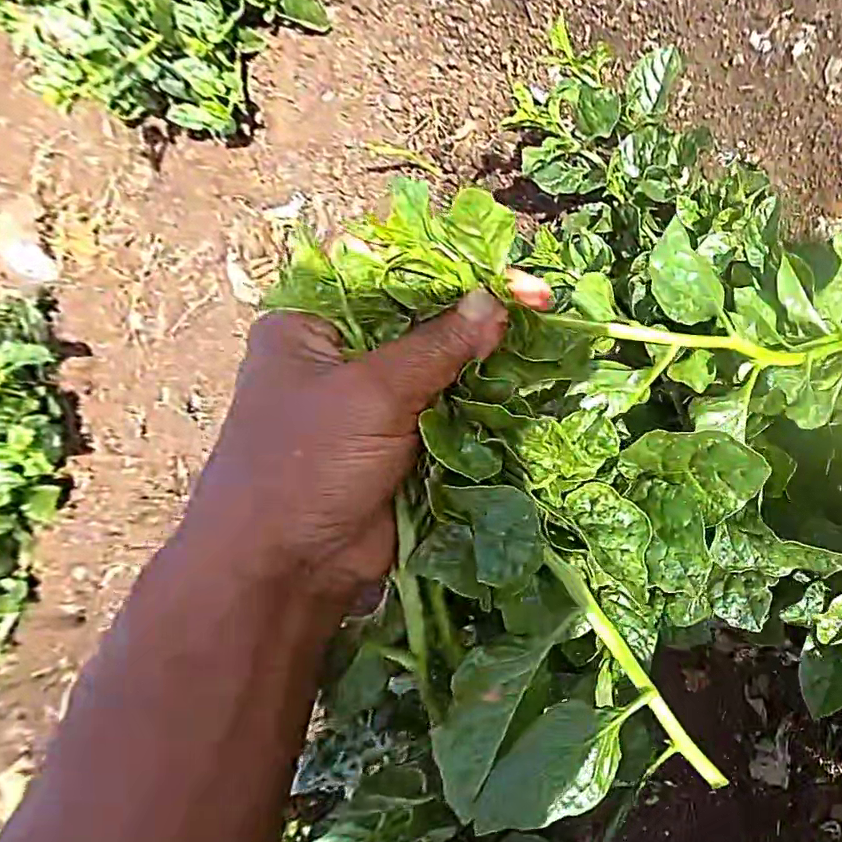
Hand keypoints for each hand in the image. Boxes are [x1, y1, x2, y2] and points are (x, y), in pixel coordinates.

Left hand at [181, 272, 553, 601]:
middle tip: (546, 308)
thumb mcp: (370, 394)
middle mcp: (352, 358)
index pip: (397, 281)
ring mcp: (387, 401)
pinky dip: (495, 398)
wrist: (292, 564)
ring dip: (496, 359)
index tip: (519, 283)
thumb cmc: (304, 467)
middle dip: (487, 316)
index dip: (460, 277)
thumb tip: (496, 302)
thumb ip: (436, 347)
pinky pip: (464, 407)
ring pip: (454, 366)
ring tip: (549, 345)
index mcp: (317, 327)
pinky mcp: (417, 438)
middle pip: (431, 322)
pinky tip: (529, 385)